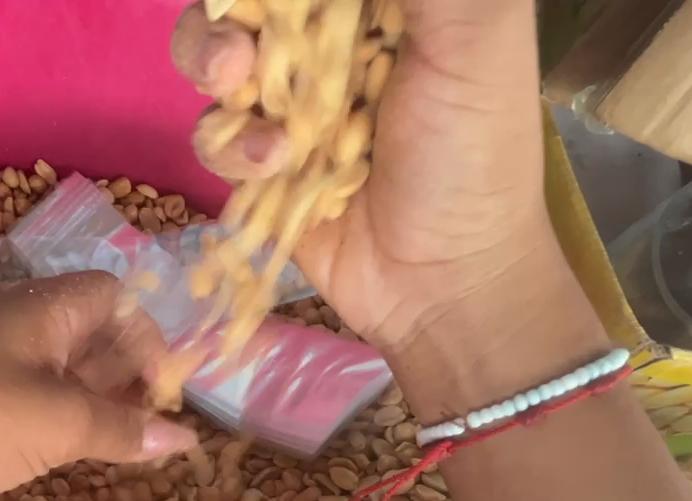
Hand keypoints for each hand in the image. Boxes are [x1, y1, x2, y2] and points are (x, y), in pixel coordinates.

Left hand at [0, 271, 197, 500]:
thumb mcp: (56, 425)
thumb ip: (122, 431)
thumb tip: (184, 440)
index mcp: (44, 309)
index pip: (116, 298)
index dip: (148, 340)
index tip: (161, 396)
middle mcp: (13, 322)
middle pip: (88, 333)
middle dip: (124, 377)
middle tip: (143, 429)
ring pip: (54, 368)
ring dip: (90, 402)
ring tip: (111, 446)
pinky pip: (22, 393)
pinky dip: (51, 417)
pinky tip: (55, 450)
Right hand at [173, 0, 587, 403]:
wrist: (443, 281)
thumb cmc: (472, 158)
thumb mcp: (476, 37)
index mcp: (383, 5)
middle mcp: (327, 47)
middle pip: (247, 4)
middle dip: (227, 11)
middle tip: (239, 39)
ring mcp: (290, 110)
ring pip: (216, 61)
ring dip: (214, 63)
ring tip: (239, 84)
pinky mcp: (264, 172)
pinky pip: (218, 141)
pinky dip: (234, 147)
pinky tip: (273, 166)